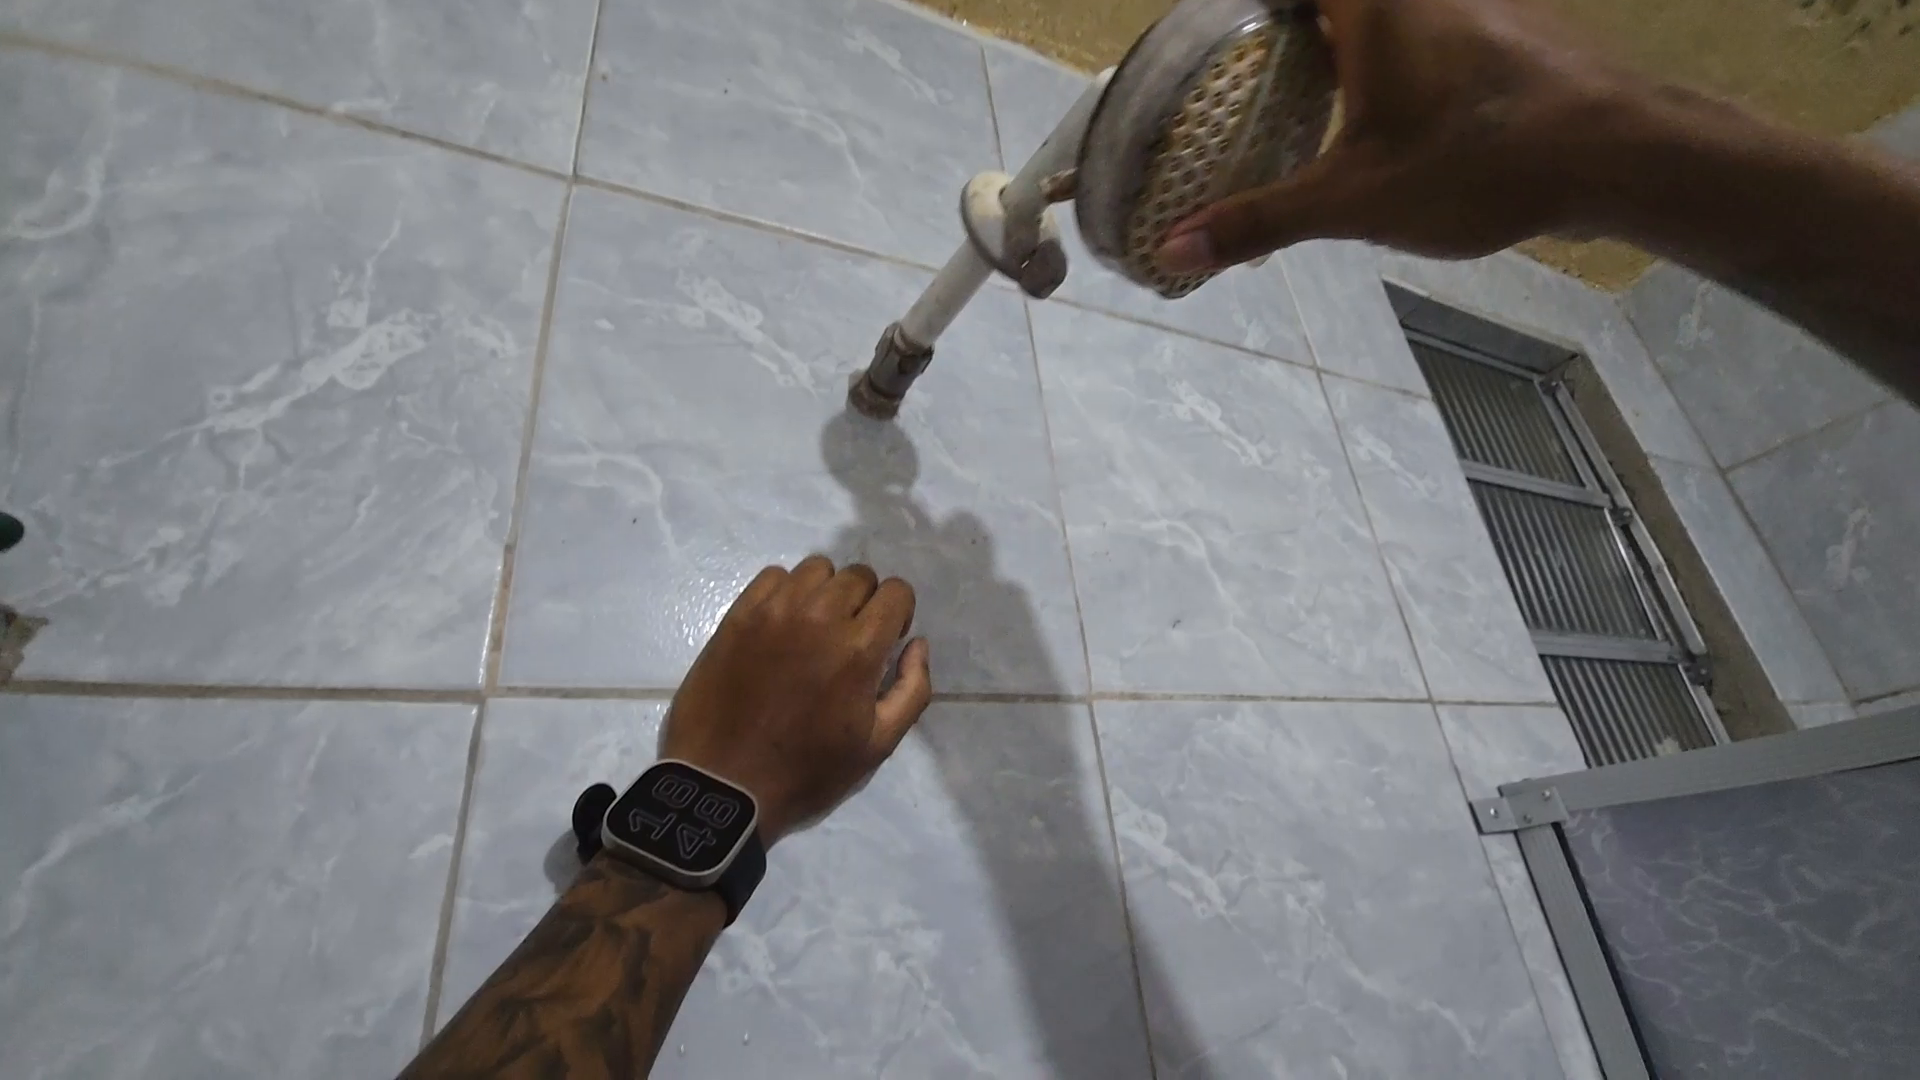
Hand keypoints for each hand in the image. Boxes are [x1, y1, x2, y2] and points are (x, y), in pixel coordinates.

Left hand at [659, 556, 932, 845]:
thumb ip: (912, 688)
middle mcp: (819, 617)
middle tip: (848, 639)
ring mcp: (774, 611)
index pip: (896, 592)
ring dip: (826, 592)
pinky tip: (781, 626)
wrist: (722, 785)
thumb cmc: (806, 771)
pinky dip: (786, 592)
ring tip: (813, 629)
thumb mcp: (878, 745)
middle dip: (865, 602)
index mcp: (858, 649)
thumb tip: (917, 643)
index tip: (884, 642)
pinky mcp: (739, 614)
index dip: (897, 614)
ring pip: (817, 569)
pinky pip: (773, 576)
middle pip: (858, 575)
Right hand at [1157, 0, 1637, 271]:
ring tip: (1270, 82)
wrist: (1618, 154)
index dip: (1235, 10)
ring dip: (1320, 34)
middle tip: (1225, 63)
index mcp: (1373, 0)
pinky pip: (1401, 22)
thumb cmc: (1477, 163)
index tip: (1199, 37)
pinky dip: (1360, 47)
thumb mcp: (1351, 201)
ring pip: (1364, 9)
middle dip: (1273, 25)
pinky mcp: (1482, 27)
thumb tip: (1171, 250)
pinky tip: (1350, 102)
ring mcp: (1454, 1)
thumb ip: (1257, 221)